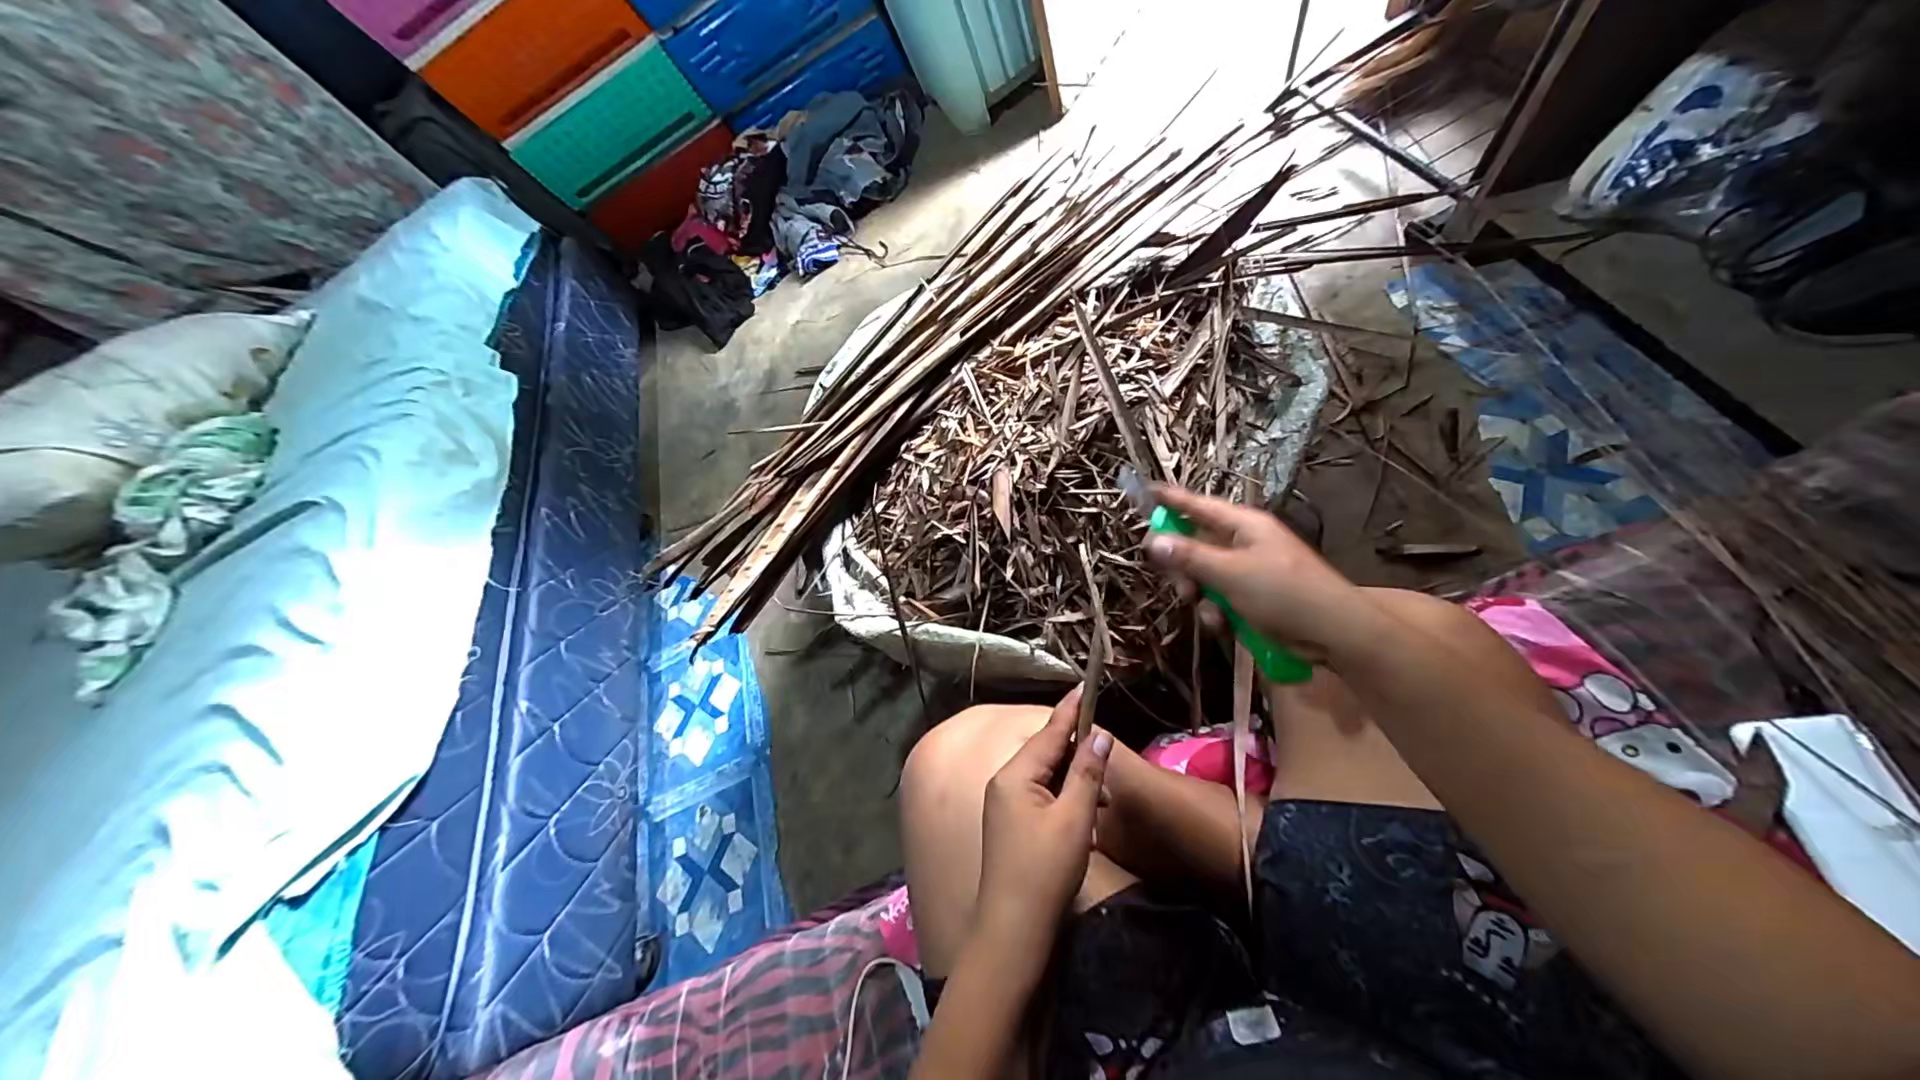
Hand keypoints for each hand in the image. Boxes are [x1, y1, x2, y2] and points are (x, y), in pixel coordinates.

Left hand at [974, 686, 1112, 952]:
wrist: (1013, 928)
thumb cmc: (1046, 869)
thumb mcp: (1075, 818)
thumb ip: (1087, 773)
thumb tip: (1098, 735)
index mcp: (1014, 775)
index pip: (1048, 733)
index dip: (1070, 710)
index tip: (1084, 685)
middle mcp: (1003, 782)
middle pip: (1045, 753)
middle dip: (1078, 754)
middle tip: (1109, 764)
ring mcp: (1004, 804)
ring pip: (1045, 775)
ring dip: (1074, 780)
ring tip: (1102, 799)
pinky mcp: (1010, 823)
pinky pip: (1040, 794)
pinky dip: (1063, 797)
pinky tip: (1083, 814)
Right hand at [1141, 484, 1367, 661]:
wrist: (1334, 634)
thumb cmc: (1284, 593)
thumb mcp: (1230, 574)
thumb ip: (1189, 557)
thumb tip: (1152, 540)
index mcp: (1243, 525)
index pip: (1198, 505)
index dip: (1171, 500)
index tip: (1145, 492)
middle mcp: (1244, 543)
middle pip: (1195, 545)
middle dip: (1183, 567)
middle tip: (1180, 585)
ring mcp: (1249, 571)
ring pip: (1204, 576)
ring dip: (1200, 595)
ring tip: (1209, 613)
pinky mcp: (1252, 598)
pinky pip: (1219, 598)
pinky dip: (1216, 612)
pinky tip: (1223, 626)